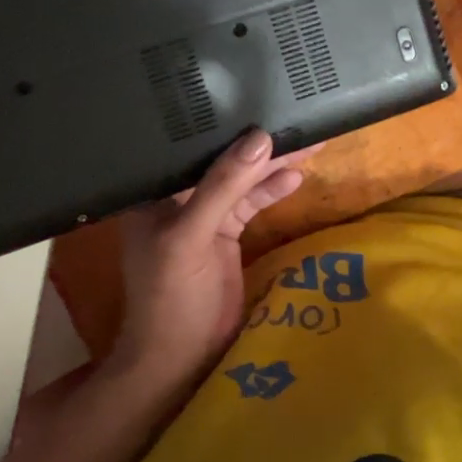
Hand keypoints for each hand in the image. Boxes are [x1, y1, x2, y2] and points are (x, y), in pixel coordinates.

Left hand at [112, 129, 315, 384]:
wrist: (180, 360)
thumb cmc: (170, 298)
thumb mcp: (191, 237)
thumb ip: (223, 188)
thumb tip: (260, 139)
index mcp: (154, 193)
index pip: (190, 148)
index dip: (222, 125)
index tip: (257, 102)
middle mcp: (177, 199)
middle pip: (221, 161)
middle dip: (256, 145)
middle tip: (295, 121)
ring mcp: (203, 218)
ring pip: (240, 180)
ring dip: (271, 165)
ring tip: (307, 142)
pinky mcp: (225, 236)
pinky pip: (250, 203)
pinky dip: (271, 190)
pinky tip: (295, 176)